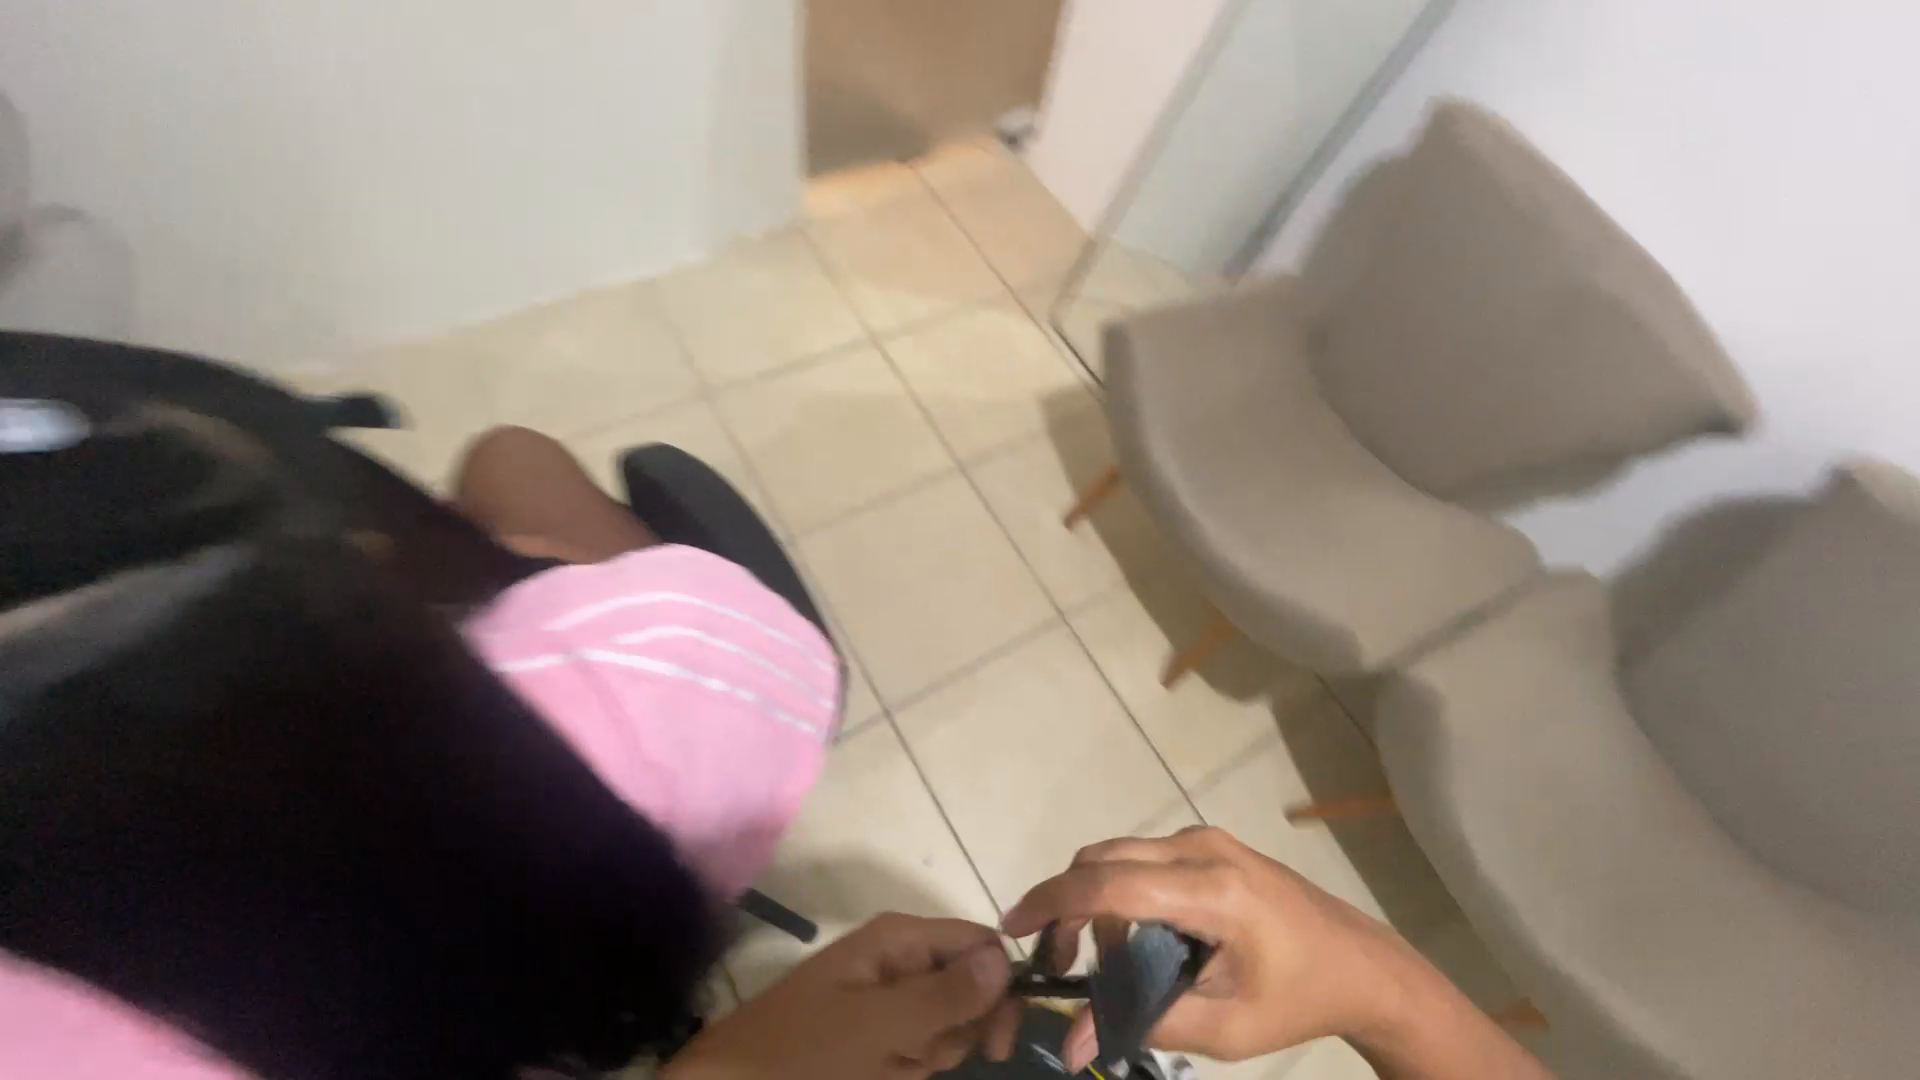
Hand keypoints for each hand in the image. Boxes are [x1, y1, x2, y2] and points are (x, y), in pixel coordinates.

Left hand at [664, 914, 1021, 1079]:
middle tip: (912, 1056)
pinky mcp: (877, 1029)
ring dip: (925, 1055)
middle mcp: (900, 957)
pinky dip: (905, 1066)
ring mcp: (888, 995)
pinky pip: (916, 1046)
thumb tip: (1007, 958)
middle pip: (967, 987)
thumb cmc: (805, 1053)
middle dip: (953, 1031)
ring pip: (945, 1024)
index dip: (1000, 989)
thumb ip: (944, 995)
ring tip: (883, 1067)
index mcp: (901, 937)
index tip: (998, 1043)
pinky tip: (877, 1073)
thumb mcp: (878, 1026)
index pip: (979, 944)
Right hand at [1002, 826, 1416, 1069]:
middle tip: (1058, 962)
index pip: (1110, 883)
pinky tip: (1136, 938)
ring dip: (1094, 901)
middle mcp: (1199, 847)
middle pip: (1103, 859)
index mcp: (1211, 890)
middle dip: (1066, 904)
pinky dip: (1120, 892)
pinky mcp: (1205, 843)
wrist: (1362, 963)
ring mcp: (1202, 839)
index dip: (1053, 901)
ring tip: (1106, 962)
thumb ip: (1142, 1023)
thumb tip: (1072, 1044)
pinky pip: (1141, 859)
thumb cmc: (1297, 999)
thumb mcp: (1222, 1028)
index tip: (1013, 928)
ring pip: (1118, 856)